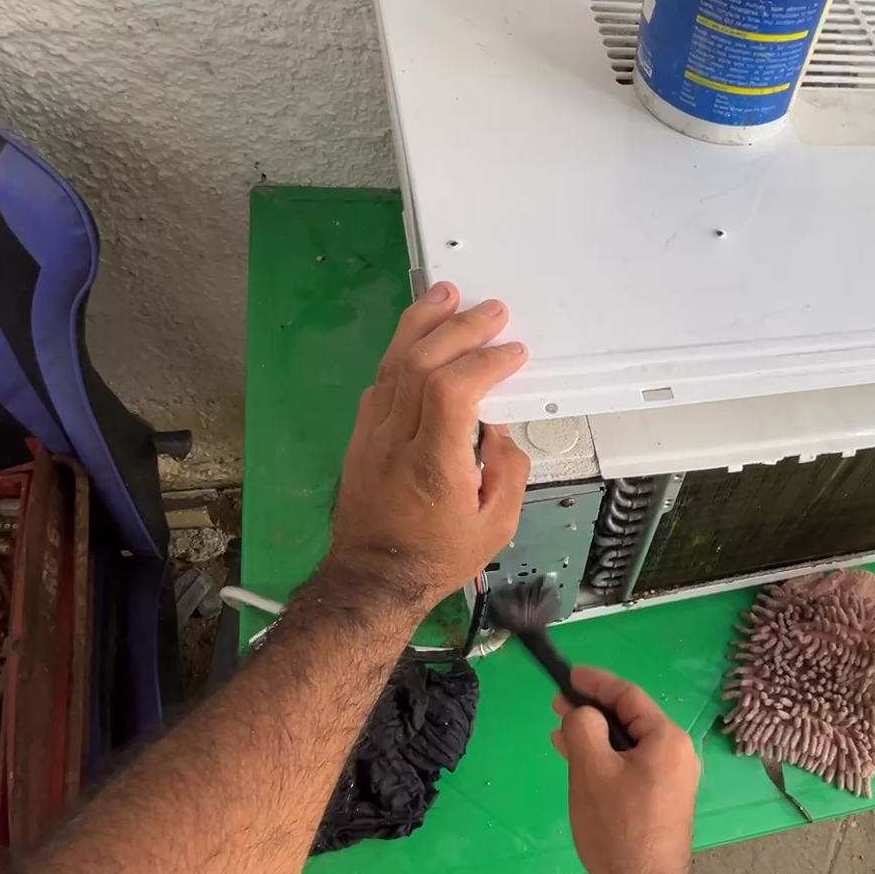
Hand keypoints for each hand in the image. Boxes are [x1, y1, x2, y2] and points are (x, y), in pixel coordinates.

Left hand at [317, 283, 530, 615]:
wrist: (373, 578)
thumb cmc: (438, 557)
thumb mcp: (497, 525)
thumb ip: (509, 470)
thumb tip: (499, 428)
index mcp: (435, 466)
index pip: (453, 391)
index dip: (485, 362)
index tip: (514, 354)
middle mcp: (398, 442)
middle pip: (421, 364)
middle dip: (459, 328)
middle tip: (491, 311)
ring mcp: (372, 435)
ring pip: (393, 364)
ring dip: (422, 323)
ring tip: (446, 294)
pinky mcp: (360, 436)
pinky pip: (380, 382)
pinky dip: (402, 352)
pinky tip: (420, 338)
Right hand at [552, 667, 701, 873]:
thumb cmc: (617, 829)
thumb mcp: (592, 770)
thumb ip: (583, 728)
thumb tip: (583, 713)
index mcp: (668, 739)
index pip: (629, 696)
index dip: (596, 682)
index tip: (569, 674)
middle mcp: (678, 754)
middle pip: (631, 718)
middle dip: (593, 710)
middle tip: (558, 704)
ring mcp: (673, 779)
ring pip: (629, 744)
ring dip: (596, 736)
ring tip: (560, 730)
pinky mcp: (663, 801)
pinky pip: (632, 766)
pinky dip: (606, 758)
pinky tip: (579, 760)